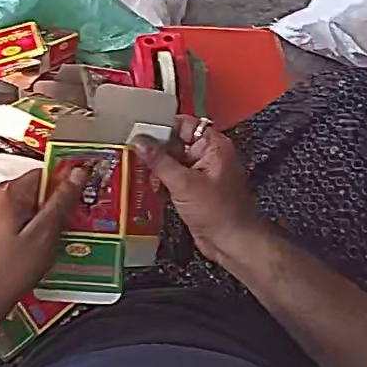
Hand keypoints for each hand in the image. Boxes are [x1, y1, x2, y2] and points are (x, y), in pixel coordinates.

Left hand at [0, 168, 84, 316]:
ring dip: (51, 216)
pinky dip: (40, 226)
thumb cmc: (15, 266)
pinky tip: (48, 242)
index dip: (66, 183)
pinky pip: (26, 217)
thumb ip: (62, 200)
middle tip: (76, 219)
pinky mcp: (0, 227)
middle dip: (60, 202)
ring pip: (34, 205)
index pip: (45, 173)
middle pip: (40, 188)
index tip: (82, 196)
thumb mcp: (46, 232)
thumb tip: (77, 173)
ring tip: (64, 233)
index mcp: (10, 192)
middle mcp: (1, 197)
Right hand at [131, 116, 265, 263]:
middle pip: (176, 142)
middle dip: (156, 148)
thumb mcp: (184, 183)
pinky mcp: (192, 190)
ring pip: (171, 161)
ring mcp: (199, 174)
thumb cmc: (221, 213)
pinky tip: (148, 184)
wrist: (231, 242)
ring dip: (156, 166)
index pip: (185, 124)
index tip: (142, 129)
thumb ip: (159, 161)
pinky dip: (160, 180)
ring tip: (138, 166)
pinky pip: (172, 177)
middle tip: (135, 149)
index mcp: (213, 146)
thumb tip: (141, 142)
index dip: (164, 126)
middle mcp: (207, 157)